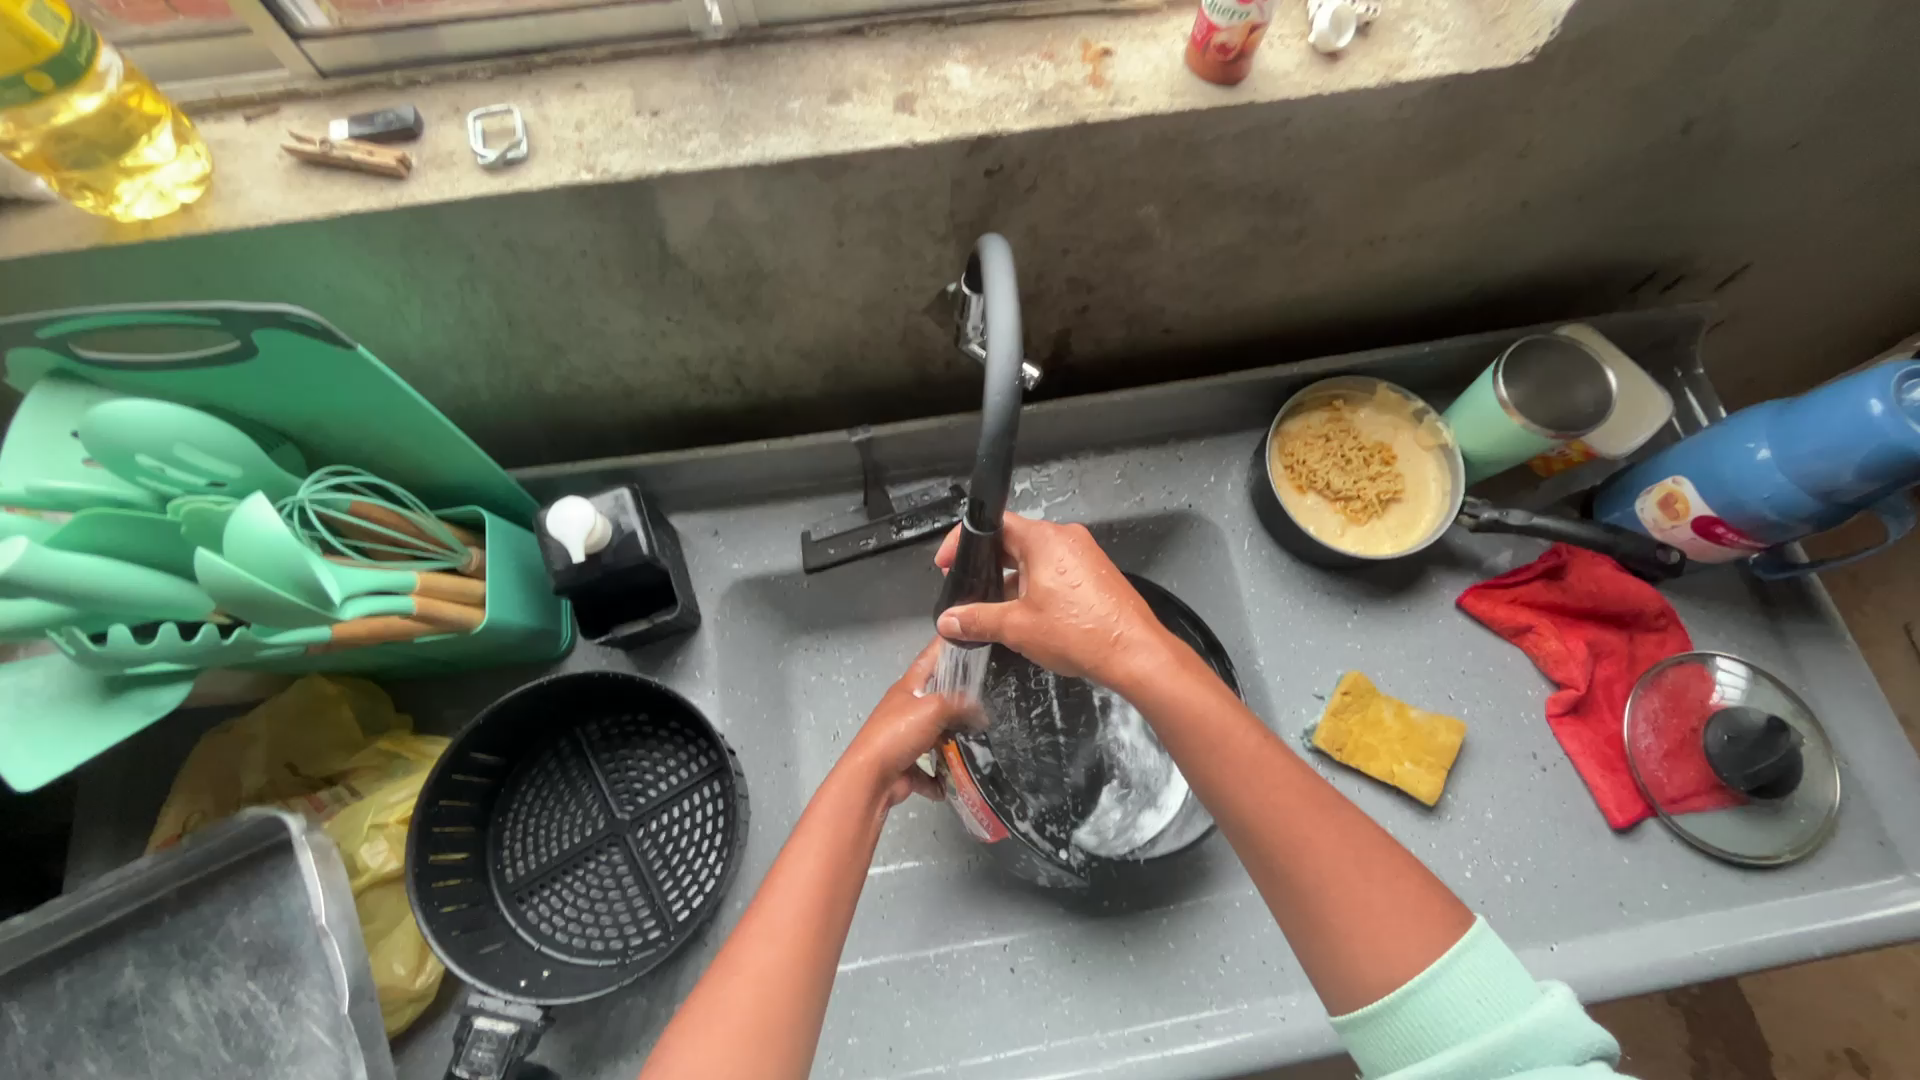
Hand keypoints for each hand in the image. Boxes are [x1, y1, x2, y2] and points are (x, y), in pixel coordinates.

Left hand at [841, 639, 978, 807]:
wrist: (870, 779)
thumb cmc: (897, 733)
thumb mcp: (933, 708)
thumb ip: (960, 704)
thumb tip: (981, 712)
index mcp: (908, 687)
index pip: (929, 658)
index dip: (947, 645)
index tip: (969, 635)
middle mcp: (905, 709)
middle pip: (937, 698)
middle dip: (960, 699)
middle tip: (989, 698)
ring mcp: (905, 738)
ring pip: (936, 734)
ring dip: (954, 740)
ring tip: (981, 741)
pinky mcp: (907, 764)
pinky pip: (930, 768)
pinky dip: (942, 776)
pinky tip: (958, 779)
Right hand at [933, 513, 1173, 686]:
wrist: (1135, 654)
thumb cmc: (1081, 633)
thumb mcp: (1016, 627)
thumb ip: (977, 619)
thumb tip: (949, 620)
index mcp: (1044, 539)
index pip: (993, 525)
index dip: (965, 543)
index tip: (949, 563)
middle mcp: (1066, 539)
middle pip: (1014, 542)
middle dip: (988, 567)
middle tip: (968, 590)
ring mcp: (1084, 556)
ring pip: (1035, 560)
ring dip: (1013, 581)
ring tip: (998, 612)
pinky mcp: (1095, 575)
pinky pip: (1056, 572)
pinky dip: (1037, 588)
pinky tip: (1030, 617)